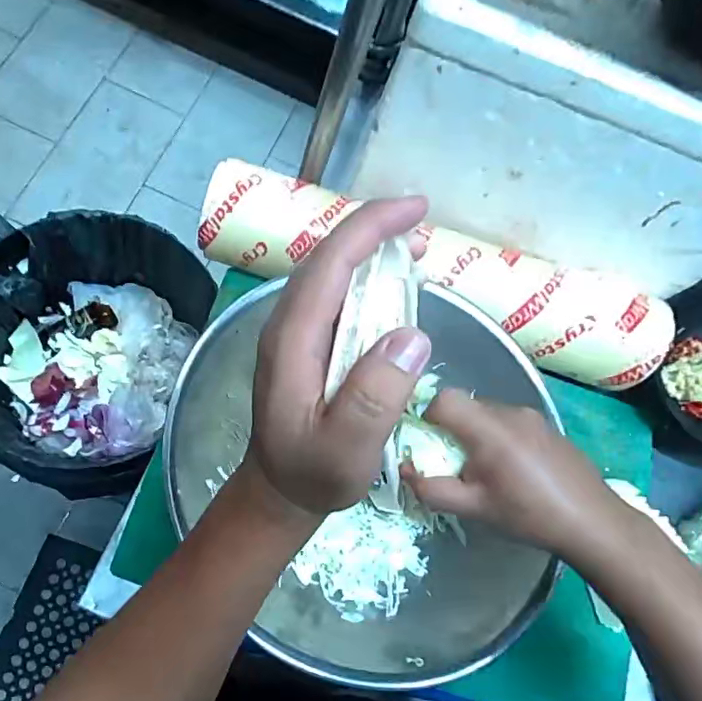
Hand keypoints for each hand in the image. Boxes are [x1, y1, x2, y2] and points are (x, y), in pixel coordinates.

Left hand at [246, 197, 432, 517]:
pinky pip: (334, 299)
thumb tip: (411, 336)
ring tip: (416, 250)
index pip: (328, 266)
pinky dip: (365, 282)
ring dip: (369, 254)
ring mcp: (293, 336)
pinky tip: (393, 288)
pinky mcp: (304, 347)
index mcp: (292, 341)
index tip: (416, 210)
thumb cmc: (311, 474)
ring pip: (329, 276)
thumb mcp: (345, 449)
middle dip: (372, 232)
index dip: (369, 229)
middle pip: (326, 261)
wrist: (278, 491)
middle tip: (423, 227)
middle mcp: (287, 328)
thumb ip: (373, 397)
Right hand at [401, 390, 634, 559]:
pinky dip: (495, 436)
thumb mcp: (471, 508)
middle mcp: (511, 412)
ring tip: (483, 469)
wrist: (594, 523)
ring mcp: (532, 416)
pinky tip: (509, 468)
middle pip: (463, 405)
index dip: (426, 417)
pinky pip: (505, 420)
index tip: (427, 445)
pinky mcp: (545, 425)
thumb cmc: (528, 515)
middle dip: (449, 429)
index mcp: (490, 430)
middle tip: (453, 463)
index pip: (443, 399)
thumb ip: (430, 488)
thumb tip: (405, 469)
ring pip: (484, 412)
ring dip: (472, 433)